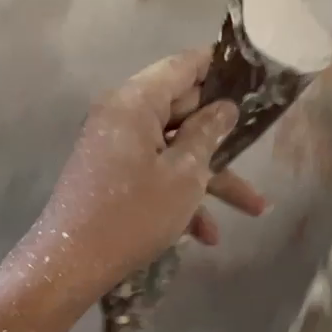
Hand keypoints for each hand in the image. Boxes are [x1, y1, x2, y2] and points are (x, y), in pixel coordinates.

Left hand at [19, 49, 269, 302]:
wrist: (71, 265)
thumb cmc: (133, 214)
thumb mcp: (184, 174)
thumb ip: (208, 133)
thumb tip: (225, 107)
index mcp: (135, 103)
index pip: (183, 65)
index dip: (219, 65)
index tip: (254, 71)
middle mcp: (122, 116)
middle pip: (183, 110)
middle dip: (223, 136)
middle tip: (260, 143)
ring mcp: (116, 146)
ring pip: (176, 149)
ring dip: (212, 178)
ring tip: (255, 208)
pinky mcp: (114, 175)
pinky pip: (157, 173)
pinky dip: (183, 196)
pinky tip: (206, 234)